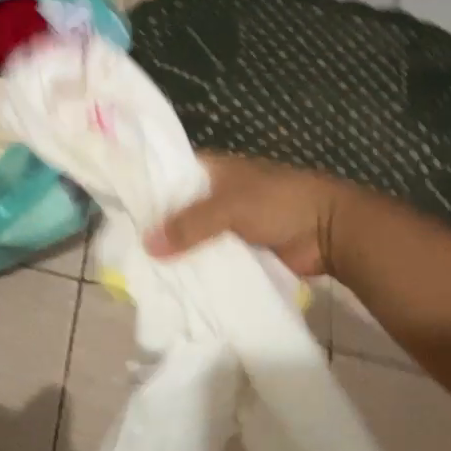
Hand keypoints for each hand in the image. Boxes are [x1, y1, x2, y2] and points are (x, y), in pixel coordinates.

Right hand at [144, 153, 355, 276]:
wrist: (331, 230)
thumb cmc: (279, 203)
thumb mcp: (229, 208)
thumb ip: (189, 225)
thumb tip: (147, 246)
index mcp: (212, 169)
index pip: (168, 175)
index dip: (146, 190)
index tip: (118, 209)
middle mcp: (214, 193)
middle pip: (177, 209)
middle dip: (158, 227)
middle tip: (125, 247)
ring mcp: (228, 223)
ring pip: (192, 236)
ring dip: (177, 251)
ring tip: (142, 270)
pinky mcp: (240, 249)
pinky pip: (210, 257)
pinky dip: (196, 267)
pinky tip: (174, 282)